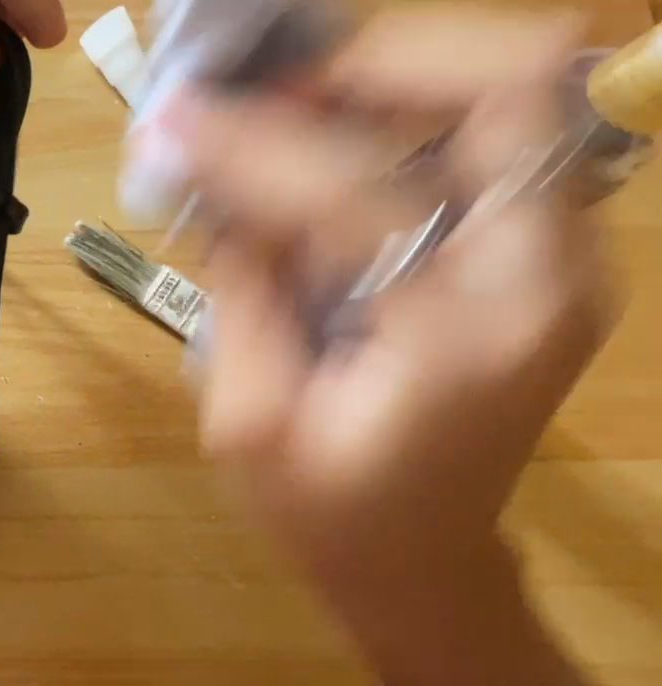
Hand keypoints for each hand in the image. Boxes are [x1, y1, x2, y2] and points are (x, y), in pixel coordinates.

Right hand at [171, 8, 614, 624]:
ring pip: (516, 97)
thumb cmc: (323, 514)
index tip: (180, 122)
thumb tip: (219, 197)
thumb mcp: (248, 424)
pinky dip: (402, 124)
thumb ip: (243, 300)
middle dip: (376, 63)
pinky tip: (320, 155)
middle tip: (262, 86)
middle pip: (516, 87)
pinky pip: (490, 144)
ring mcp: (567, 256)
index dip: (262, 150)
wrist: (420, 560)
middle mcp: (552, 275)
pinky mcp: (545, 253)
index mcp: (463, 341)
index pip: (362, 197)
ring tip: (280, 109)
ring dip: (391, 82)